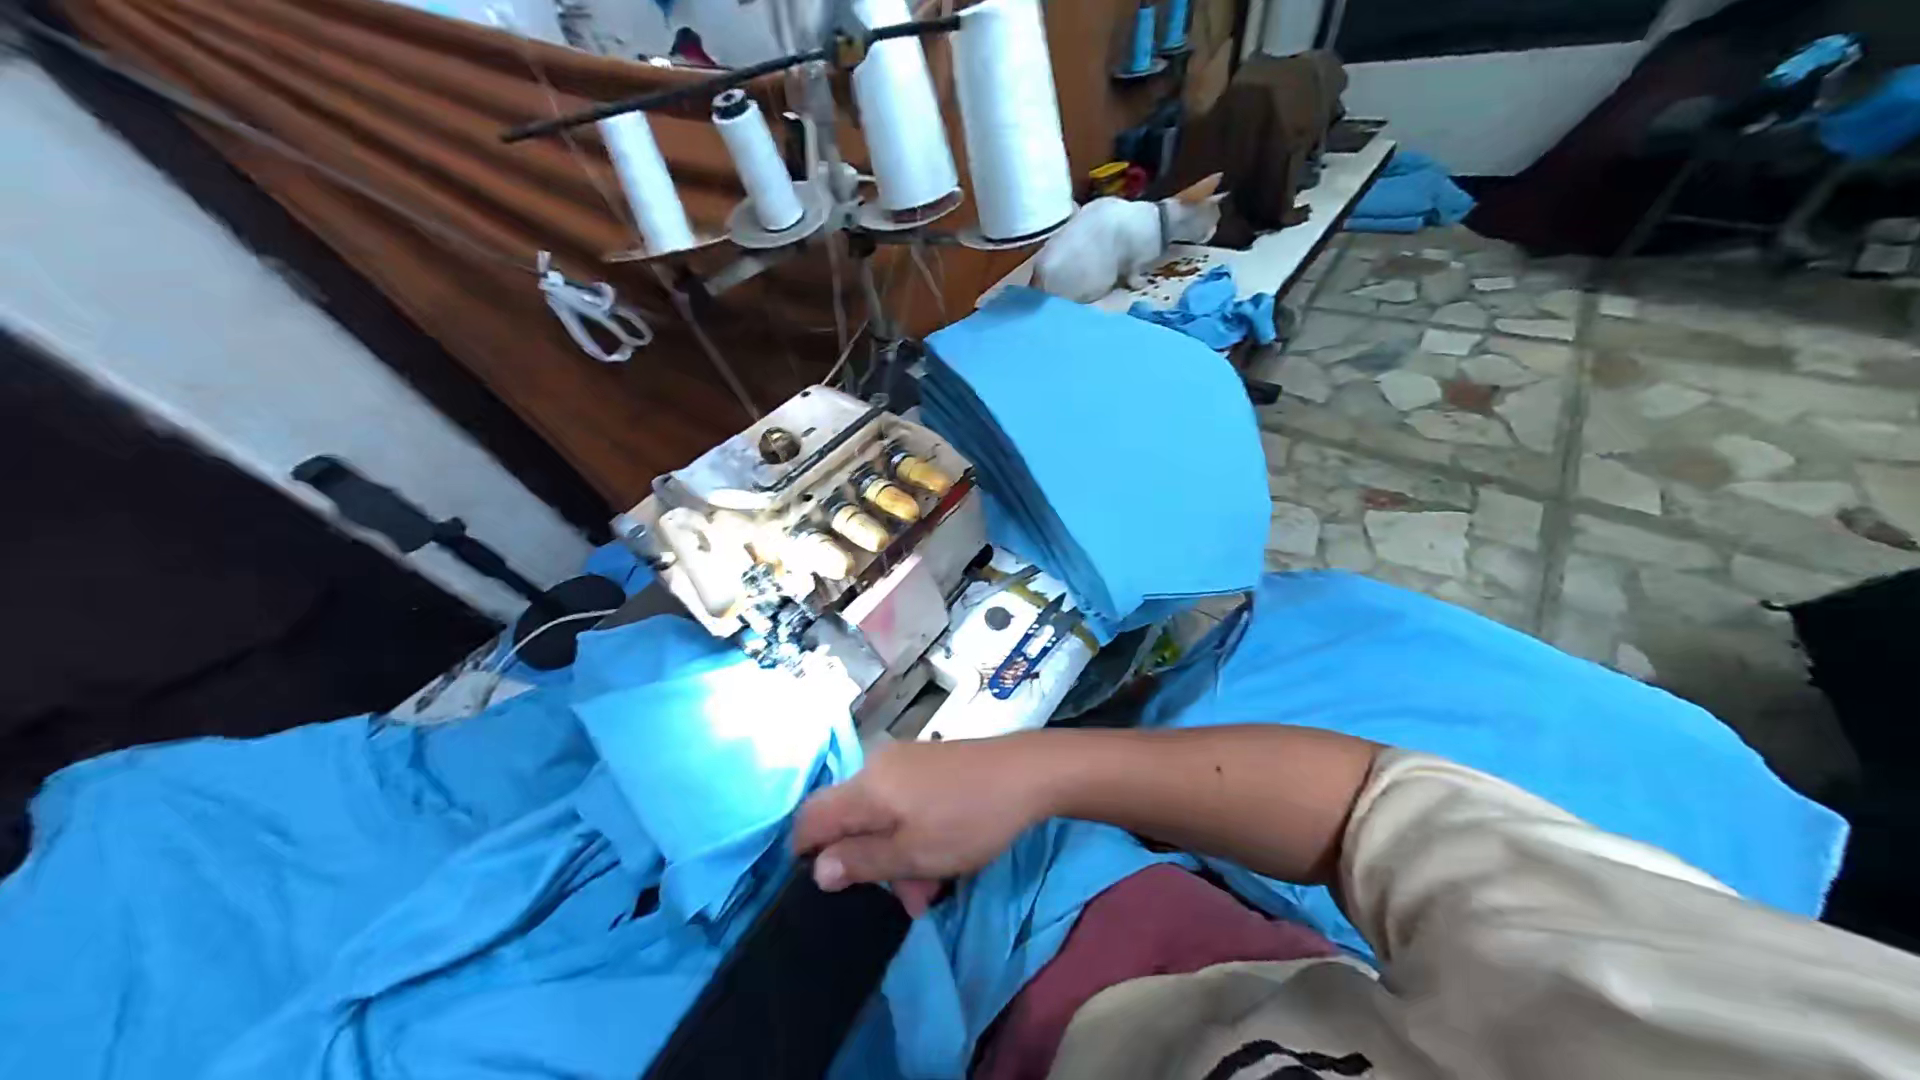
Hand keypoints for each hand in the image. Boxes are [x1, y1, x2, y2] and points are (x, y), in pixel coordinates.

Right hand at [792, 735, 1053, 908]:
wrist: (1027, 772)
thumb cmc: (968, 818)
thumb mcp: (914, 854)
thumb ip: (862, 861)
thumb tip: (817, 869)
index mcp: (865, 785)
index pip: (810, 817)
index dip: (808, 853)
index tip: (830, 887)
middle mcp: (877, 766)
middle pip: (850, 820)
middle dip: (870, 864)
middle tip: (908, 898)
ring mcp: (905, 761)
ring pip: (881, 816)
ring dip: (897, 855)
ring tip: (933, 888)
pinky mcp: (928, 763)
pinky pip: (903, 802)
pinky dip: (913, 833)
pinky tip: (942, 856)